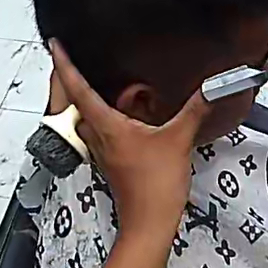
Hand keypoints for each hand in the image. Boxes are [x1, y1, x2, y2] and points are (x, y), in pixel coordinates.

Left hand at [49, 40, 206, 237]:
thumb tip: (211, 88)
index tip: (56, 45)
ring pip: (90, 115)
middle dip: (75, 77)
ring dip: (96, 96)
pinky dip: (111, 113)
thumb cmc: (155, 187)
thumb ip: (194, 109)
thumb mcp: (178, 139)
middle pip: (76, 100)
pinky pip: (104, 128)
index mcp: (106, 126)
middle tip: (78, 57)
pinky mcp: (114, 158)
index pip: (78, 89)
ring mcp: (104, 149)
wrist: (149, 222)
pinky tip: (132, 111)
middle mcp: (98, 136)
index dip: (65, 64)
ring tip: (117, 83)